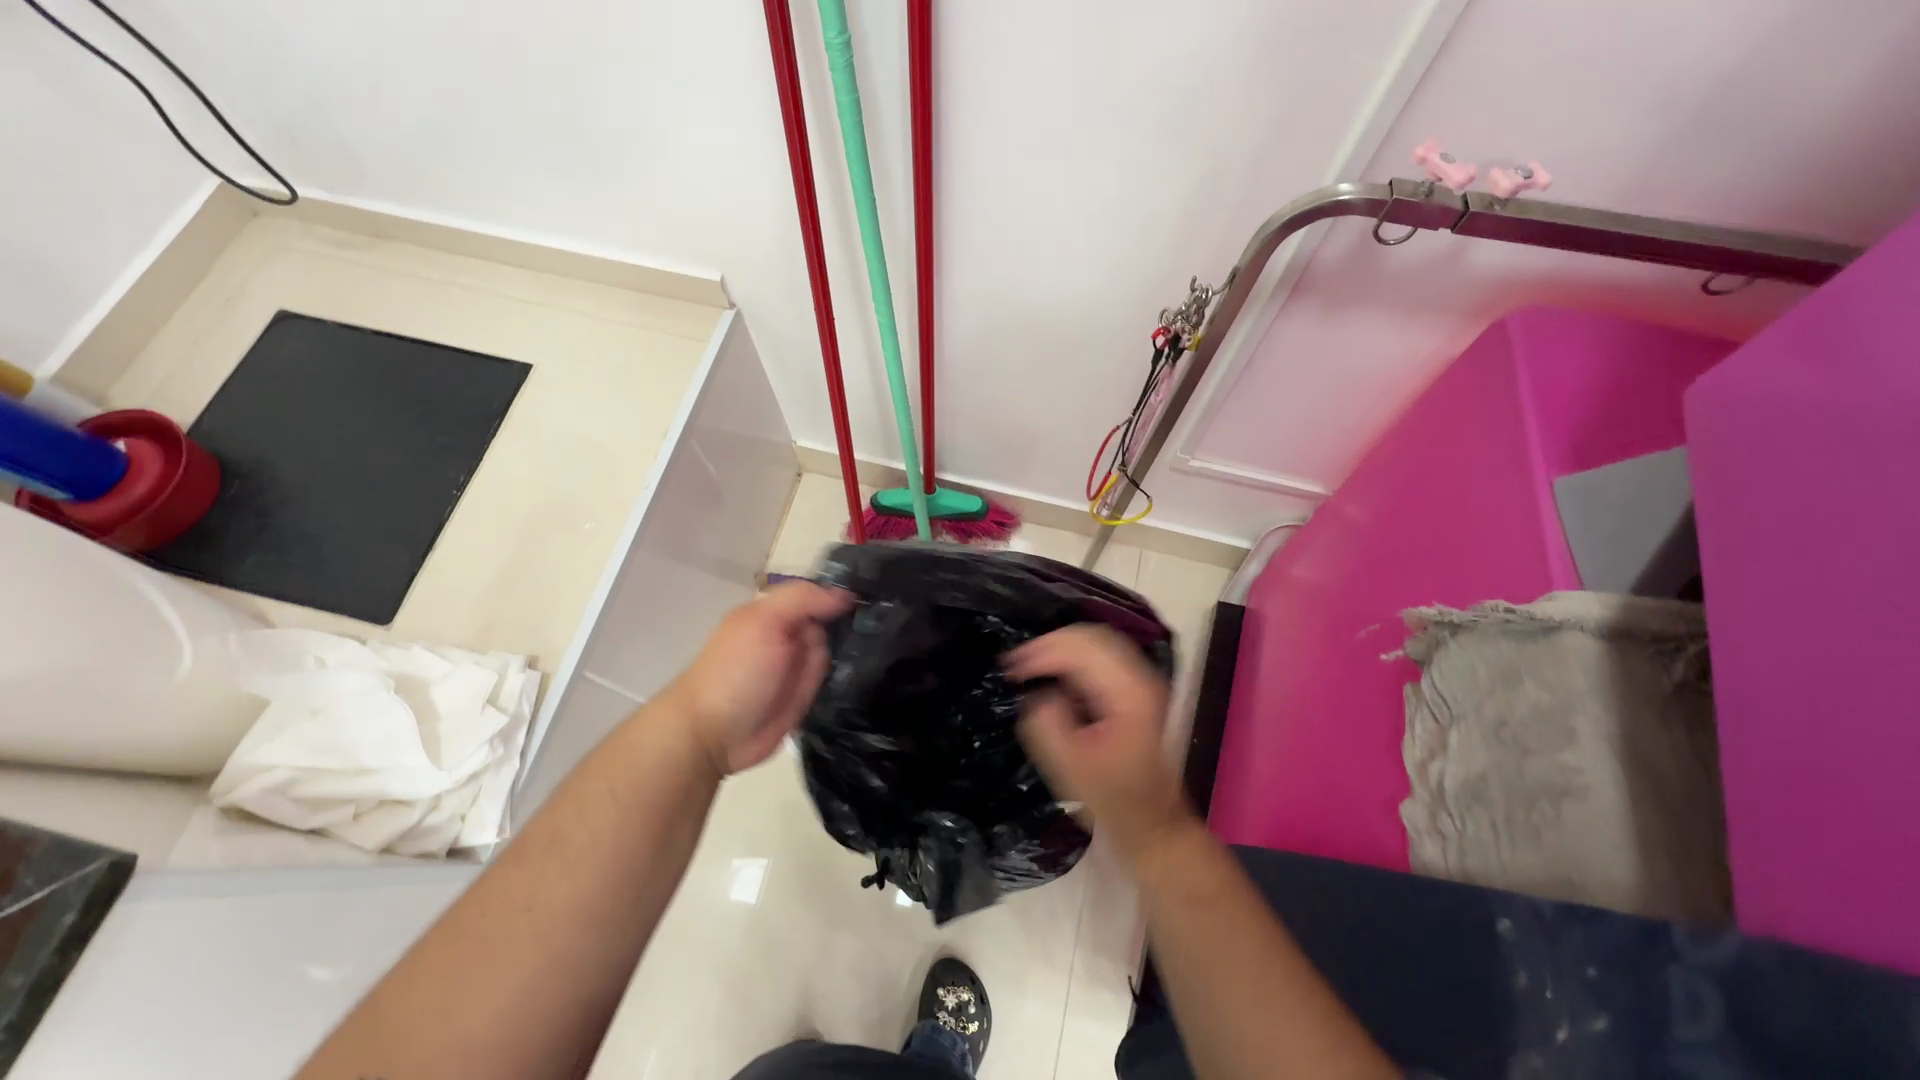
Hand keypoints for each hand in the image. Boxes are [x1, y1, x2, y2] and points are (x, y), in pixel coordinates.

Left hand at [660, 582, 852, 775]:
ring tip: (866, 661)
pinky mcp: (808, 697)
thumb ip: (803, 599)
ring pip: (839, 652)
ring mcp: (800, 668)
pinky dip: (847, 681)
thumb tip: (847, 594)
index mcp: (776, 612)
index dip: (845, 595)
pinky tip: (864, 679)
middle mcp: (790, 636)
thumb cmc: (735, 671)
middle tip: (869, 634)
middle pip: (836, 622)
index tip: (873, 596)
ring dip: (852, 656)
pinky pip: (835, 681)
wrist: (714, 736)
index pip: (820, 594)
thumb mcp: (764, 622)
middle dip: (853, 627)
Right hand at [1005, 624, 1196, 861]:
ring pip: (1098, 644)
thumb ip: (1047, 723)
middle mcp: (1140, 679)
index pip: (1082, 649)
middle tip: (1017, 664)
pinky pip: (1102, 660)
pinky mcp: (1135, 694)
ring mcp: (1141, 685)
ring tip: (1030, 667)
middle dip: (1050, 644)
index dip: (1042, 651)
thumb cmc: (1112, 802)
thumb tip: (1039, 695)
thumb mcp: (1069, 767)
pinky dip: (1074, 660)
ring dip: (1061, 649)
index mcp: (1127, 693)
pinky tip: (1054, 677)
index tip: (1011, 668)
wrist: (1153, 827)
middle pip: (1093, 637)